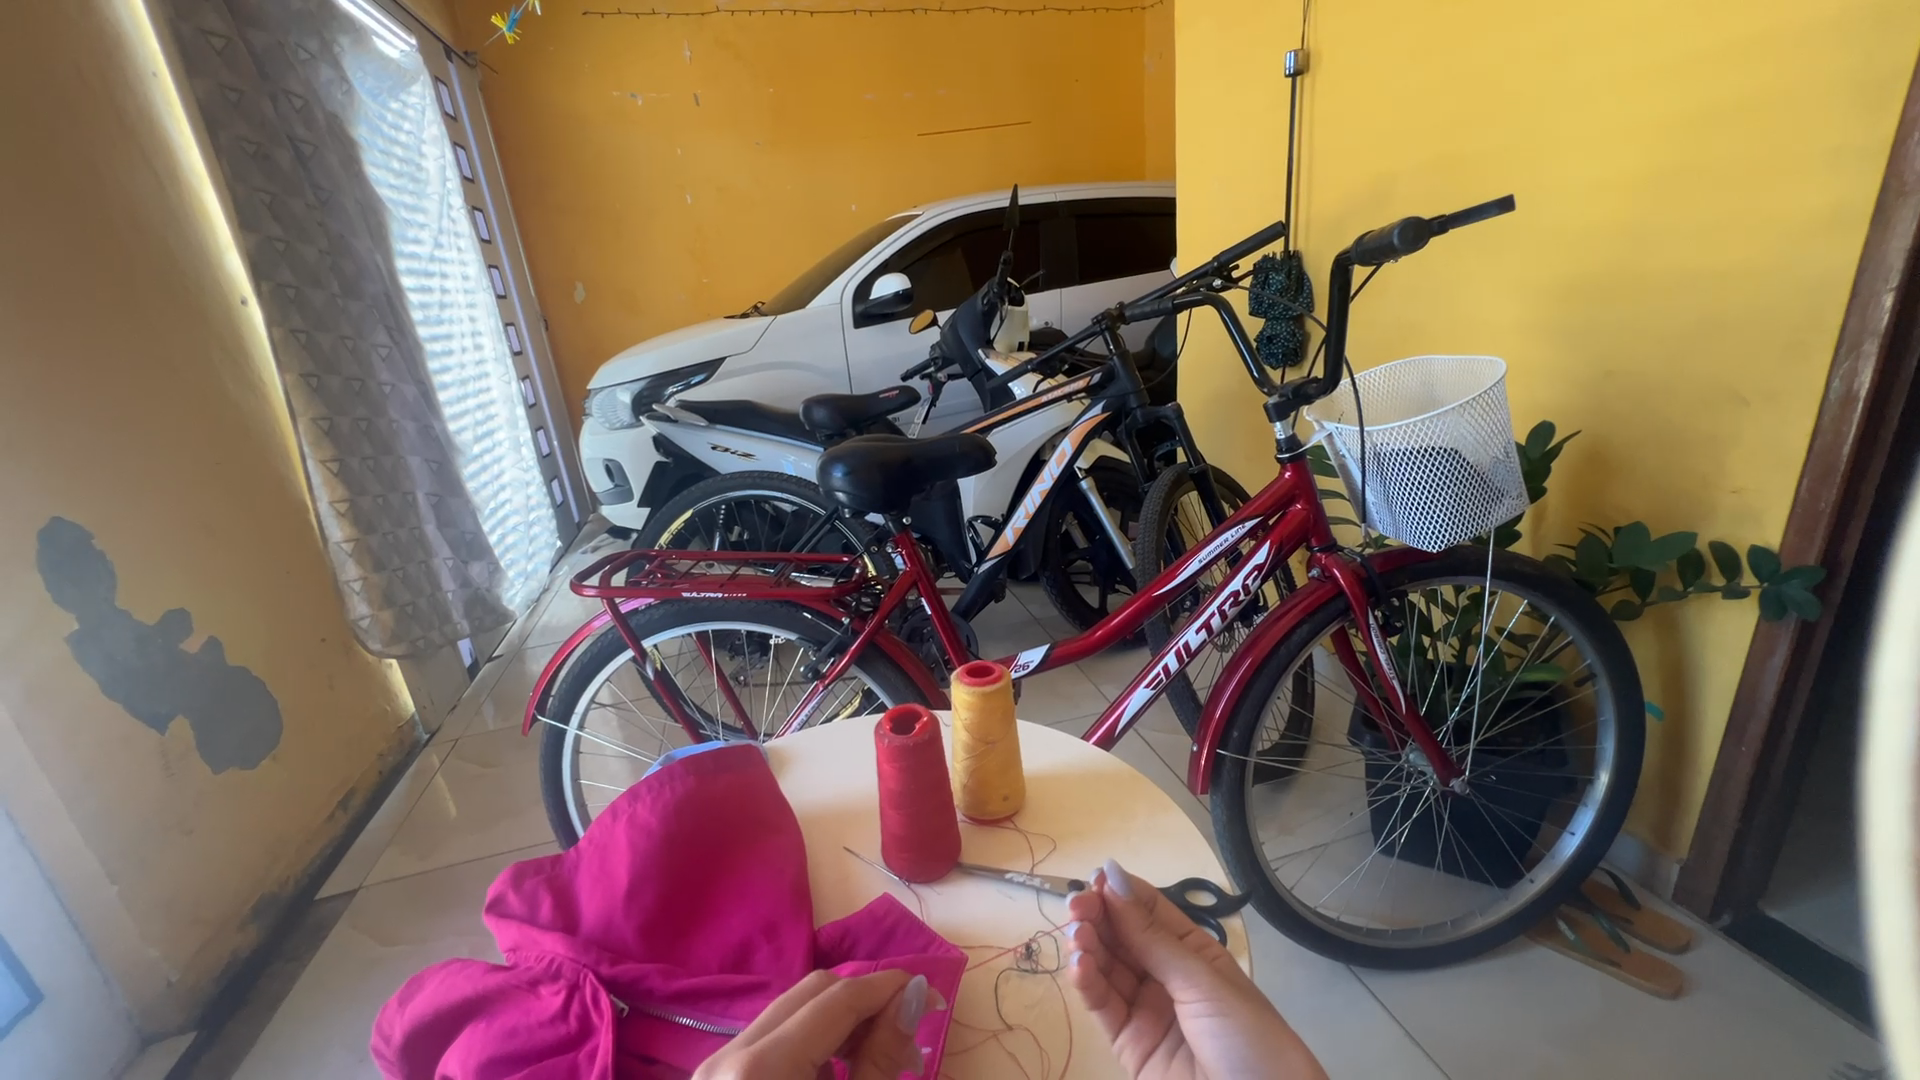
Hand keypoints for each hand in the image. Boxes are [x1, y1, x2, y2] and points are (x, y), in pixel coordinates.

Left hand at [692, 969, 937, 1079]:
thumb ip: (880, 1058)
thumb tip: (914, 994)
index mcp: (762, 1065)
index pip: (839, 996)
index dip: (891, 987)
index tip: (934, 996)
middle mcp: (729, 1053)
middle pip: (813, 991)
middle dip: (866, 1000)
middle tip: (908, 1031)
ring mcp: (714, 1068)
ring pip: (792, 1013)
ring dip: (840, 1021)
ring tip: (877, 1055)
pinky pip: (772, 1040)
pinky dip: (811, 1044)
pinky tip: (836, 1072)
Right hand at [1064, 860, 1327, 1079]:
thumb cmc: (1247, 1039)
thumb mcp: (1203, 982)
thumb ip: (1152, 937)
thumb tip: (1114, 877)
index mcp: (1192, 952)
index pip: (1149, 911)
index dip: (1121, 892)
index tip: (1095, 877)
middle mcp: (1165, 975)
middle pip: (1122, 936)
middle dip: (1097, 916)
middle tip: (1076, 906)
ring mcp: (1145, 1009)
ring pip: (1107, 967)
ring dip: (1088, 946)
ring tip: (1077, 936)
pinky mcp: (1128, 1043)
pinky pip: (1103, 1005)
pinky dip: (1086, 983)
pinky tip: (1079, 965)